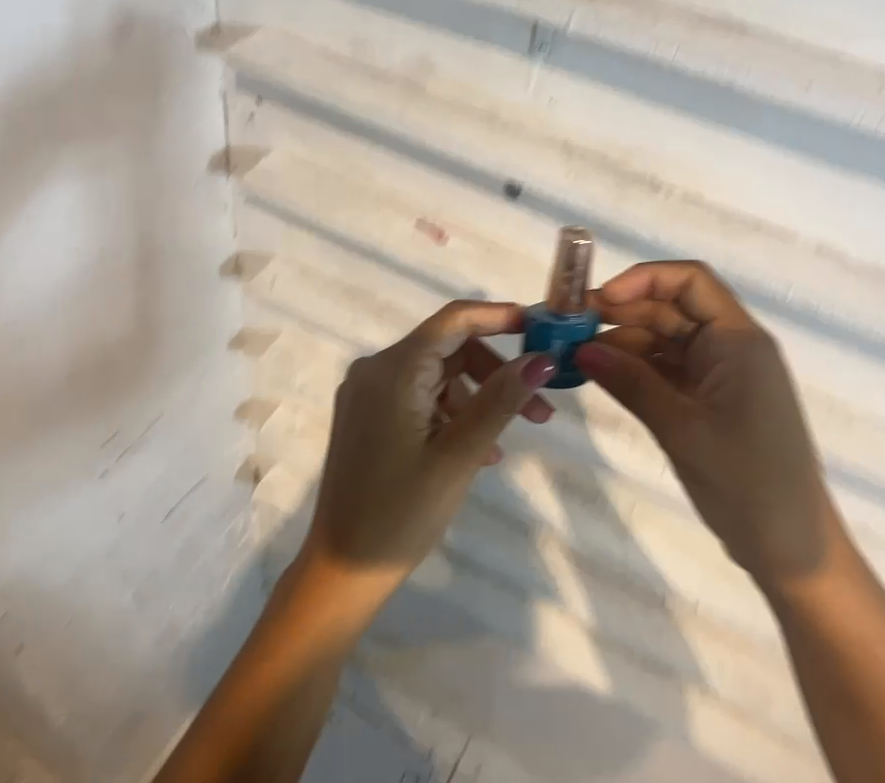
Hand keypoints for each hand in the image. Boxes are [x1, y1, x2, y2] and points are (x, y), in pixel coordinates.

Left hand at [303, 301, 556, 594]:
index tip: (542, 329)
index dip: (500, 316)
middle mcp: (376, 371)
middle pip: (450, 349)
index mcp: (393, 370)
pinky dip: (454, 416)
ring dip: (479, 399)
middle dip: (497, 371)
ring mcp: (369, 396)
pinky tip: (478, 454)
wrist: (342, 569)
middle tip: (541, 409)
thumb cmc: (401, 512)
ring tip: (506, 443)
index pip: (454, 320)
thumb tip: (542, 359)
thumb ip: (501, 400)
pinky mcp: (370, 420)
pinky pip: (421, 400)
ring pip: (439, 376)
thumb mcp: (460, 455)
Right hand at [579, 261, 837, 586]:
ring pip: (665, 340)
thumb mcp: (681, 428)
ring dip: (623, 343)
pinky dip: (635, 370)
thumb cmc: (746, 481)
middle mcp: (732, 348)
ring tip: (574, 356)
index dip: (642, 279)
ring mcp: (722, 376)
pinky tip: (601, 376)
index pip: (690, 280)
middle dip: (622, 312)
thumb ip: (630, 382)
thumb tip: (580, 348)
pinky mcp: (712, 403)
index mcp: (738, 340)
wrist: (792, 547)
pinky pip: (668, 371)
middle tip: (569, 329)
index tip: (596, 302)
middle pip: (672, 309)